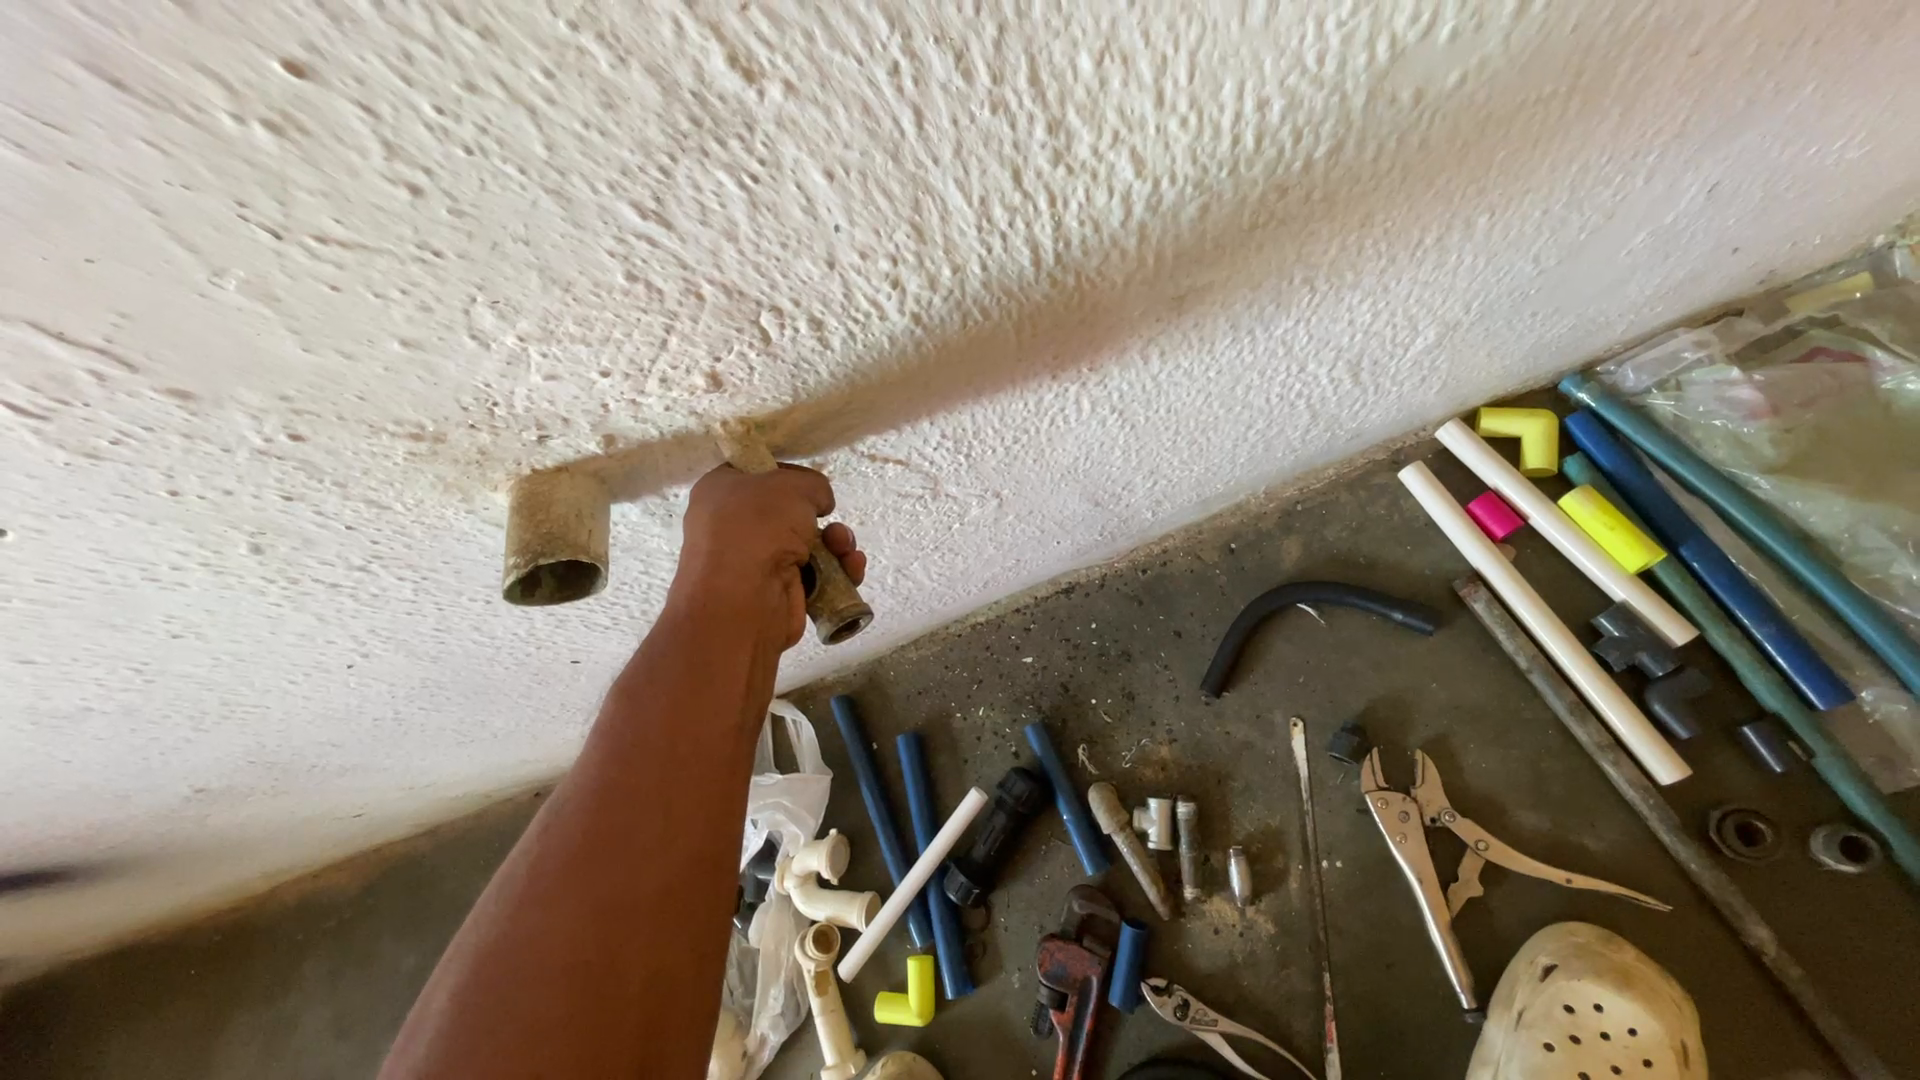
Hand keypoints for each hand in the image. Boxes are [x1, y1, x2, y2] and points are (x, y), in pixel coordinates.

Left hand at [666, 463, 866, 647]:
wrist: (741, 599)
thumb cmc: (757, 526)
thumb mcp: (792, 484)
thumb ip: (813, 485)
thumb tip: (817, 505)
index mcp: (721, 491)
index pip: (757, 473)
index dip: (788, 475)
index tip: (811, 483)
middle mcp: (734, 527)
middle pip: (790, 513)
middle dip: (821, 517)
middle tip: (830, 519)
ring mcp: (756, 563)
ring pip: (809, 546)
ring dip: (837, 545)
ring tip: (845, 549)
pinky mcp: (779, 593)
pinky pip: (817, 577)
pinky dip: (838, 573)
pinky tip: (852, 569)